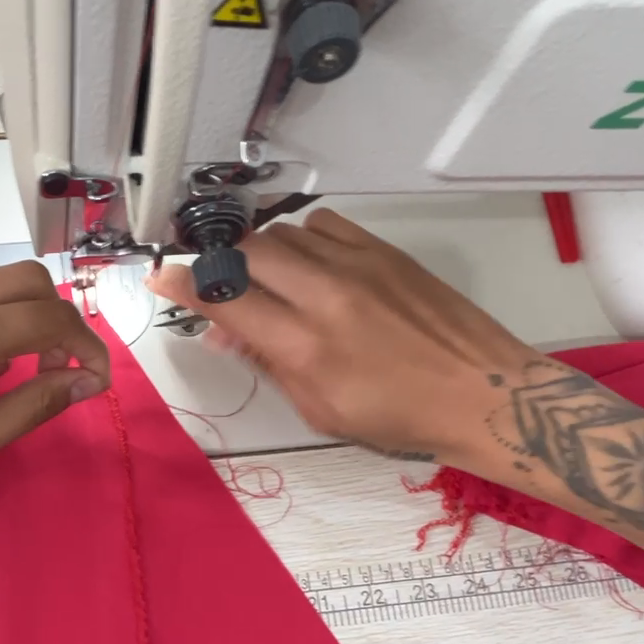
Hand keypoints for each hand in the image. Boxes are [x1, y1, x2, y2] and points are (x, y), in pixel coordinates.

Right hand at [149, 209, 543, 463]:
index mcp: (305, 348)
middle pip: (248, 253)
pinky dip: (304, 240)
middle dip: (222, 266)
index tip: (162, 276)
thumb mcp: (320, 410)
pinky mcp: (386, 251)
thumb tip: (226, 332)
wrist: (481, 394)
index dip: (186, 286)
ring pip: (284, 233)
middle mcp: (326, 296)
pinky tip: (311, 266)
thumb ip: (268, 365)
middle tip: (222, 287)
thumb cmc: (396, 418)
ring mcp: (359, 266)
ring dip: (263, 254)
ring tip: (269, 282)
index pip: (228, 301)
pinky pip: (325, 225)